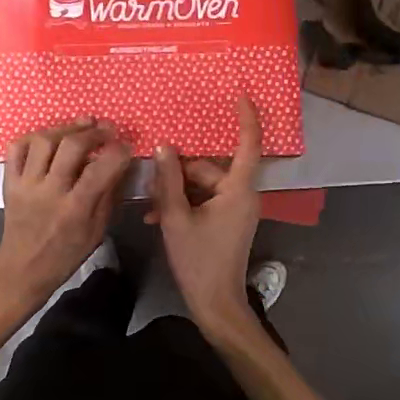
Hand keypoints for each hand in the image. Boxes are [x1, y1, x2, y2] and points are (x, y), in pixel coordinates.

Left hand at [0, 118, 132, 315]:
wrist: (23, 268)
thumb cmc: (66, 253)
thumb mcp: (97, 231)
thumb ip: (108, 195)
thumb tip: (121, 164)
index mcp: (75, 209)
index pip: (100, 169)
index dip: (117, 152)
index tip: (125, 146)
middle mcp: (49, 192)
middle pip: (71, 146)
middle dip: (93, 132)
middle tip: (105, 129)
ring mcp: (26, 185)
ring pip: (42, 141)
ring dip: (64, 128)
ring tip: (80, 127)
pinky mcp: (9, 182)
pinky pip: (15, 148)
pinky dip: (32, 137)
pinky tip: (49, 137)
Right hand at [149, 95, 264, 333]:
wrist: (216, 305)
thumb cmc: (199, 260)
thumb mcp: (176, 218)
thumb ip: (168, 180)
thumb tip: (164, 146)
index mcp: (238, 191)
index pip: (248, 146)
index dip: (246, 118)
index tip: (240, 94)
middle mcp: (243, 195)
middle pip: (210, 168)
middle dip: (180, 172)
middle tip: (151, 186)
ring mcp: (236, 210)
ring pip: (203, 186)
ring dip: (177, 192)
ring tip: (152, 209)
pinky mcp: (228, 222)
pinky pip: (205, 201)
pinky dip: (184, 205)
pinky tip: (159, 218)